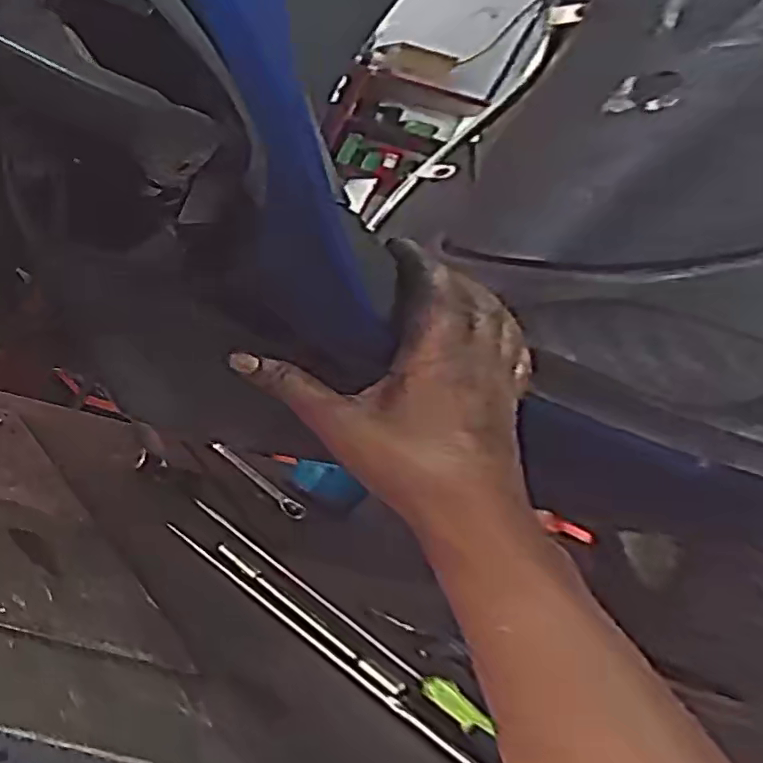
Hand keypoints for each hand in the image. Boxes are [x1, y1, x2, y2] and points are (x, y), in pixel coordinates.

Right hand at [231, 239, 532, 529]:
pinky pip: (512, 349)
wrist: (469, 514)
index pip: (434, 287)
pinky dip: (501, 329)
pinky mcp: (505, 402)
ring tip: (453, 287)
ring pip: (500, 318)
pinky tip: (491, 335)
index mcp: (437, 353)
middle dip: (445, 273)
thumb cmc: (413, 470)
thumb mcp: (336, 422)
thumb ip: (291, 385)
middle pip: (473, 296)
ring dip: (477, 295)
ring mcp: (497, 380)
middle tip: (417, 264)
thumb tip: (249, 361)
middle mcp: (475, 358)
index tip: (398, 247)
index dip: (416, 261)